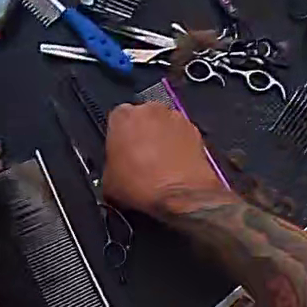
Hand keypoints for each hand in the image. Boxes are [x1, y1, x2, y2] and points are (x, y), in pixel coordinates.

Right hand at [102, 103, 229, 217]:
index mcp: (123, 115)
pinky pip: (184, 136)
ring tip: (162, 164)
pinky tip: (177, 166)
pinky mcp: (198, 132)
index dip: (119, 138)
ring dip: (164, 139)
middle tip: (142, 158)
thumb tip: (115, 170)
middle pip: (144, 118)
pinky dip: (181, 147)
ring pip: (165, 126)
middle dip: (143, 134)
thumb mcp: (108, 181)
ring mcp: (178, 119)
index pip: (117, 119)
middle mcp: (152, 110)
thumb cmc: (145, 186)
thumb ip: (110, 164)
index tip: (121, 152)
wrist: (183, 196)